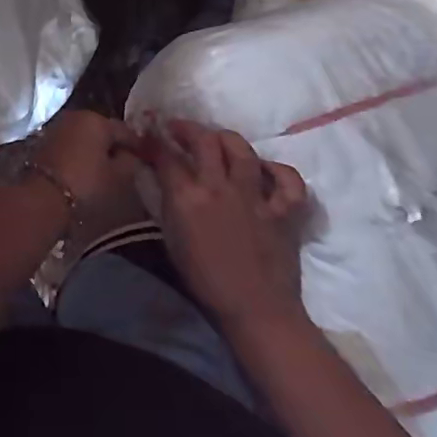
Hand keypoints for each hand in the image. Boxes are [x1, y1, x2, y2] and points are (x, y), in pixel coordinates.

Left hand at [31, 110, 141, 209]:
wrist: (43, 194)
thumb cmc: (86, 183)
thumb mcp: (118, 175)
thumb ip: (130, 161)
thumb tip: (131, 154)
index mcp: (97, 120)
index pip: (125, 131)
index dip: (138, 146)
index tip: (146, 159)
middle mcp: (77, 117)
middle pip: (104, 130)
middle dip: (115, 145)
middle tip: (127, 163)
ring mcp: (59, 127)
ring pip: (87, 136)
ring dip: (97, 148)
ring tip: (107, 167)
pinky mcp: (47, 140)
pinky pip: (73, 142)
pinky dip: (82, 151)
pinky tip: (87, 166)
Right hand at [141, 119, 310, 333]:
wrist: (254, 308)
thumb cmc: (204, 279)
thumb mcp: (172, 239)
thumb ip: (168, 204)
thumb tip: (161, 179)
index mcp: (188, 197)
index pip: (166, 157)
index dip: (154, 143)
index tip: (148, 137)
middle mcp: (220, 187)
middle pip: (204, 141)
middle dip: (187, 128)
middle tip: (177, 128)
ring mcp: (255, 196)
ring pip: (242, 150)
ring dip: (226, 139)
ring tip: (217, 139)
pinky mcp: (284, 210)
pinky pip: (288, 180)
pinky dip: (277, 171)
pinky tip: (265, 170)